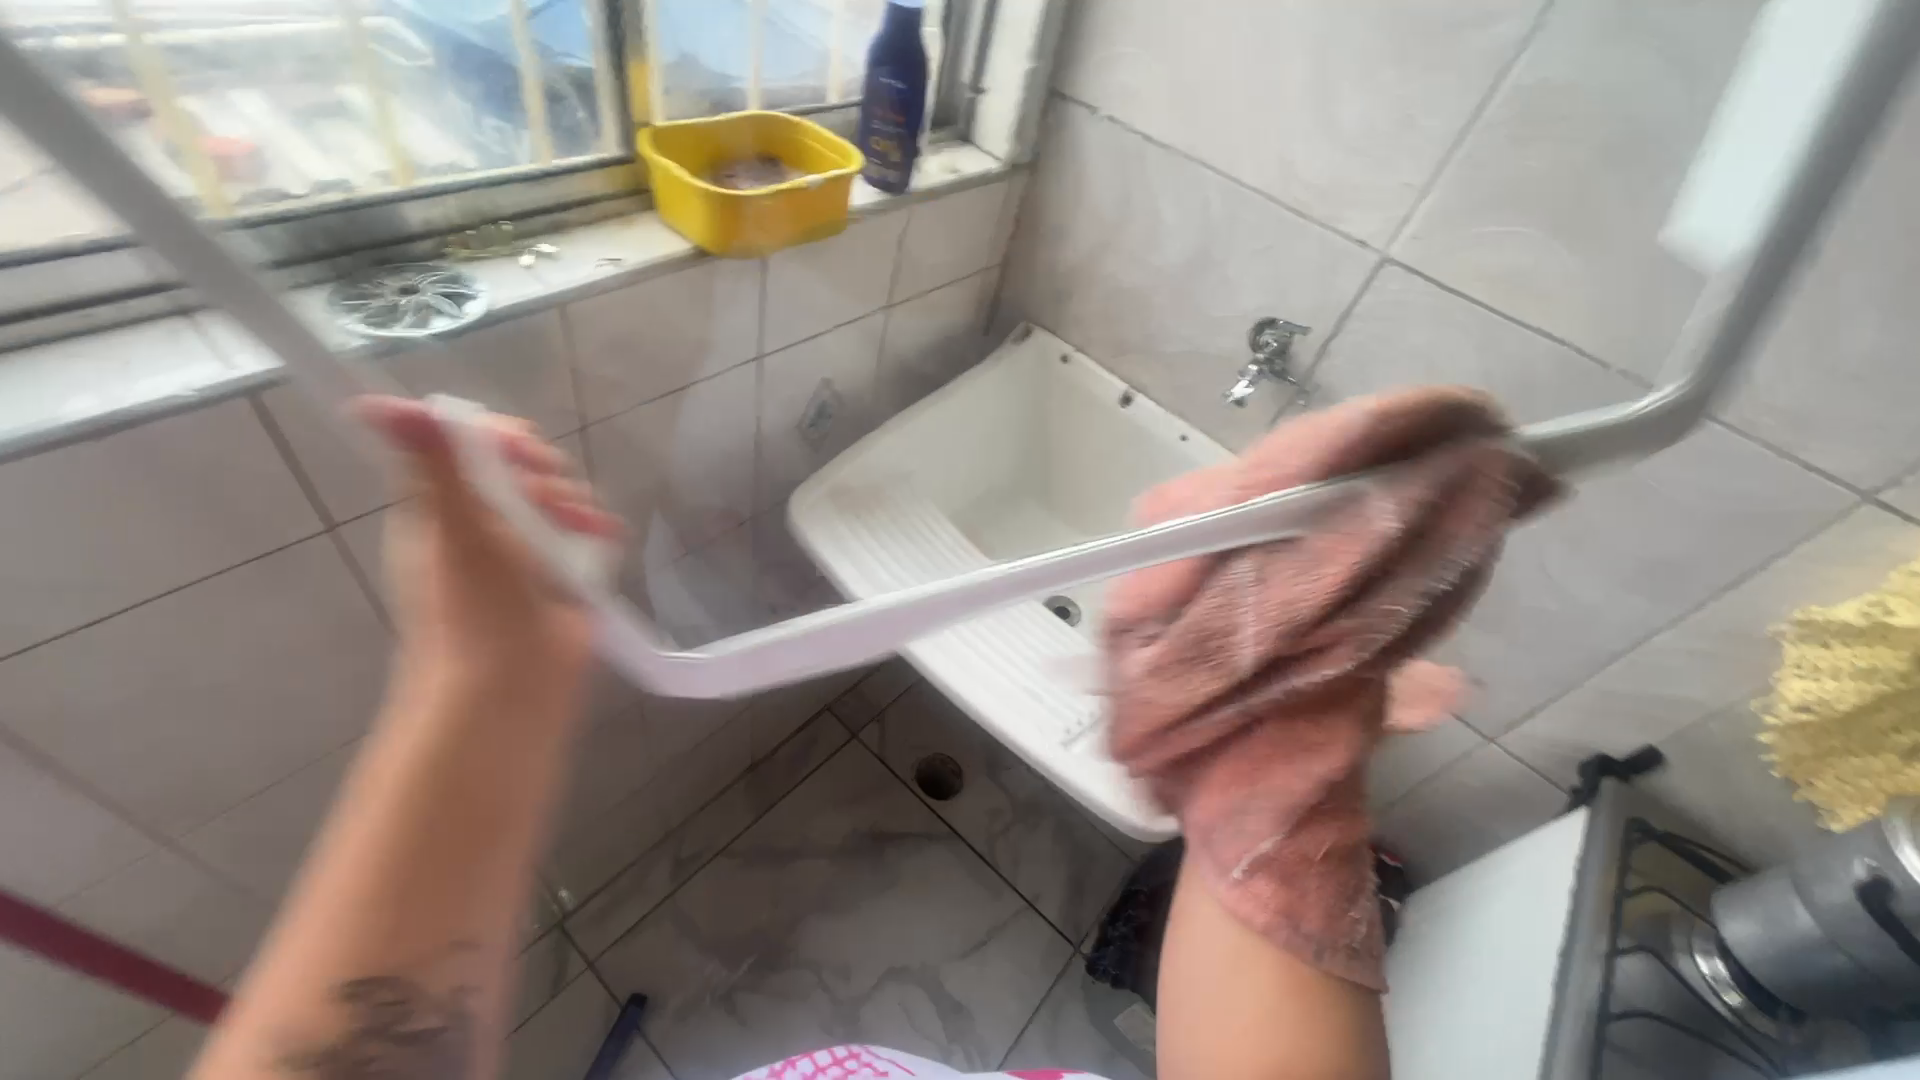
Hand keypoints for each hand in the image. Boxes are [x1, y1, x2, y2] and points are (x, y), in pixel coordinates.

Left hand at [355, 396, 622, 697]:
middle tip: (554, 489)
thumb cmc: (474, 609)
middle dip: (544, 471)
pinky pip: (581, 534)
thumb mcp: (454, 529)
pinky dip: (595, 529)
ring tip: (587, 523)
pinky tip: (606, 536)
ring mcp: (523, 553)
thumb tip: (374, 402)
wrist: (509, 688)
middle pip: (517, 470)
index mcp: (439, 511)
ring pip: (554, 500)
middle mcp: (480, 527)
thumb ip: (434, 466)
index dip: (497, 439)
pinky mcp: (561, 577)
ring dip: (575, 501)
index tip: (525, 448)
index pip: (465, 449)